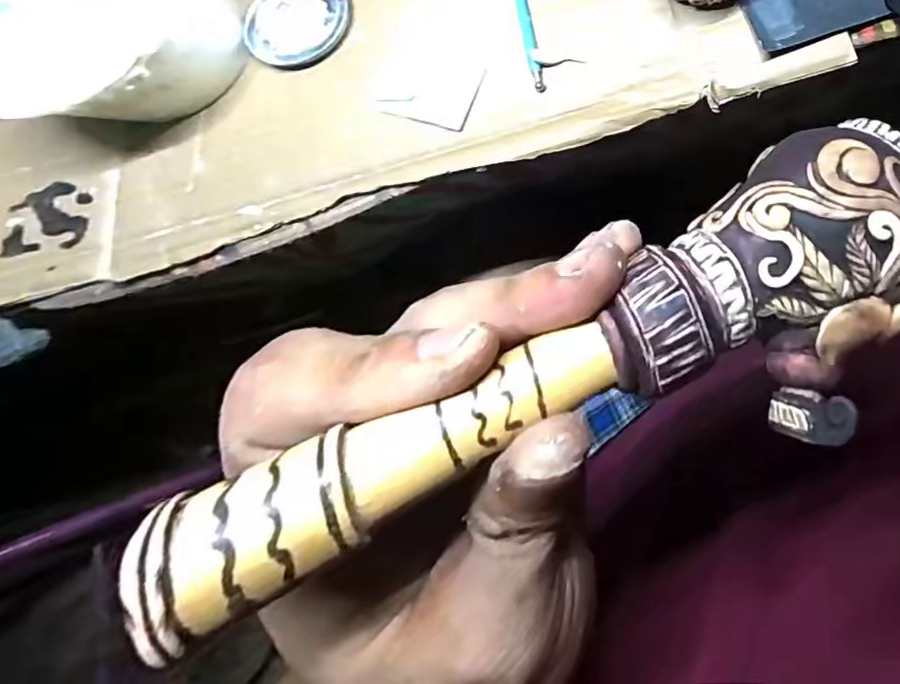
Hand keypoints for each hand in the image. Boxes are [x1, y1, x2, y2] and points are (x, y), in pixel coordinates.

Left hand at [219, 221, 641, 683]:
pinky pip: (513, 324)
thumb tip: (560, 427)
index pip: (286, 396)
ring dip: (541, 289)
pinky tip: (613, 266)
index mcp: (299, 499)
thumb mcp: (484, 634)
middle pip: (405, 333)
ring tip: (613, 258)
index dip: (374, 365)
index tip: (473, 357)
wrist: (487, 672)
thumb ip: (512, 538)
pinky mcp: (481, 378)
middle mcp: (352, 422)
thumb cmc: (450, 677)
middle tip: (588, 282)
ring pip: (464, 312)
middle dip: (501, 309)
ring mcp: (421, 390)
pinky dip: (565, 298)